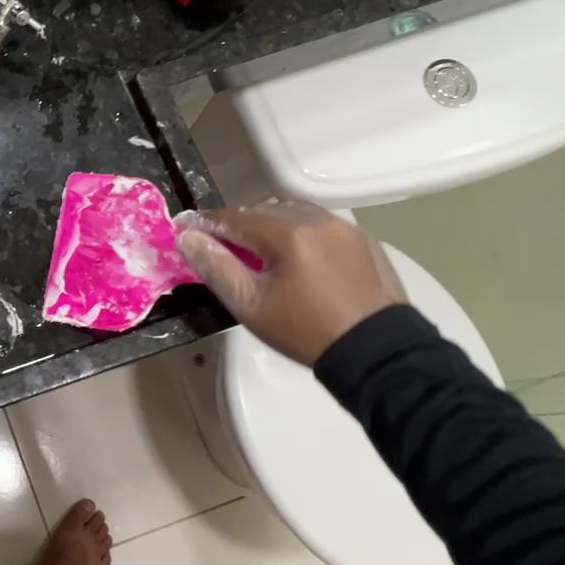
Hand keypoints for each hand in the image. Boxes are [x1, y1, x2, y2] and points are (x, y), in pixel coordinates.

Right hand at [175, 201, 407, 365]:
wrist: (378, 353)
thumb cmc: (306, 331)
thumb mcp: (250, 305)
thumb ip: (216, 267)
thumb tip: (188, 237)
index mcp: (287, 233)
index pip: (234, 218)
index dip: (206, 223)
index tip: (186, 228)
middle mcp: (317, 220)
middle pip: (264, 211)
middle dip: (240, 225)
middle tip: (223, 247)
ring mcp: (346, 228)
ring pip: (295, 215)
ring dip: (272, 227)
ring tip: (262, 253)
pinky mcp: (365, 242)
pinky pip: (322, 227)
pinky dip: (302, 235)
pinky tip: (299, 260)